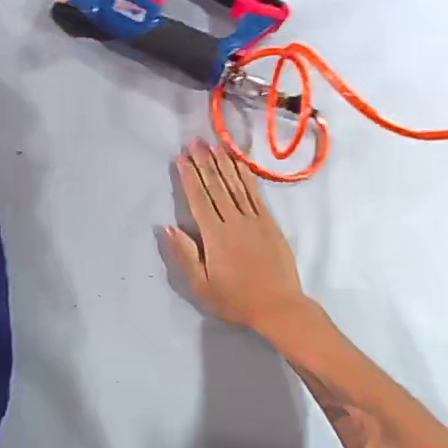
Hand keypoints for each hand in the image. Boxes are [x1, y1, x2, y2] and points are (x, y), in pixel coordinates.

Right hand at [162, 141, 314, 336]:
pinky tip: (240, 164)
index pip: (198, 199)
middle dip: (204, 162)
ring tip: (214, 145)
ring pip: (236, 184)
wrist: (279, 306)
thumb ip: (185, 255)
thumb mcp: (201, 286)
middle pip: (216, 186)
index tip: (180, 157)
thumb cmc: (236, 300)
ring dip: (224, 163)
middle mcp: (234, 221)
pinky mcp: (269, 223)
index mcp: (215, 236)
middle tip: (194, 141)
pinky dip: (246, 176)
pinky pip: (255, 193)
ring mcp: (255, 219)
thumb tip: (168, 227)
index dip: (188, 176)